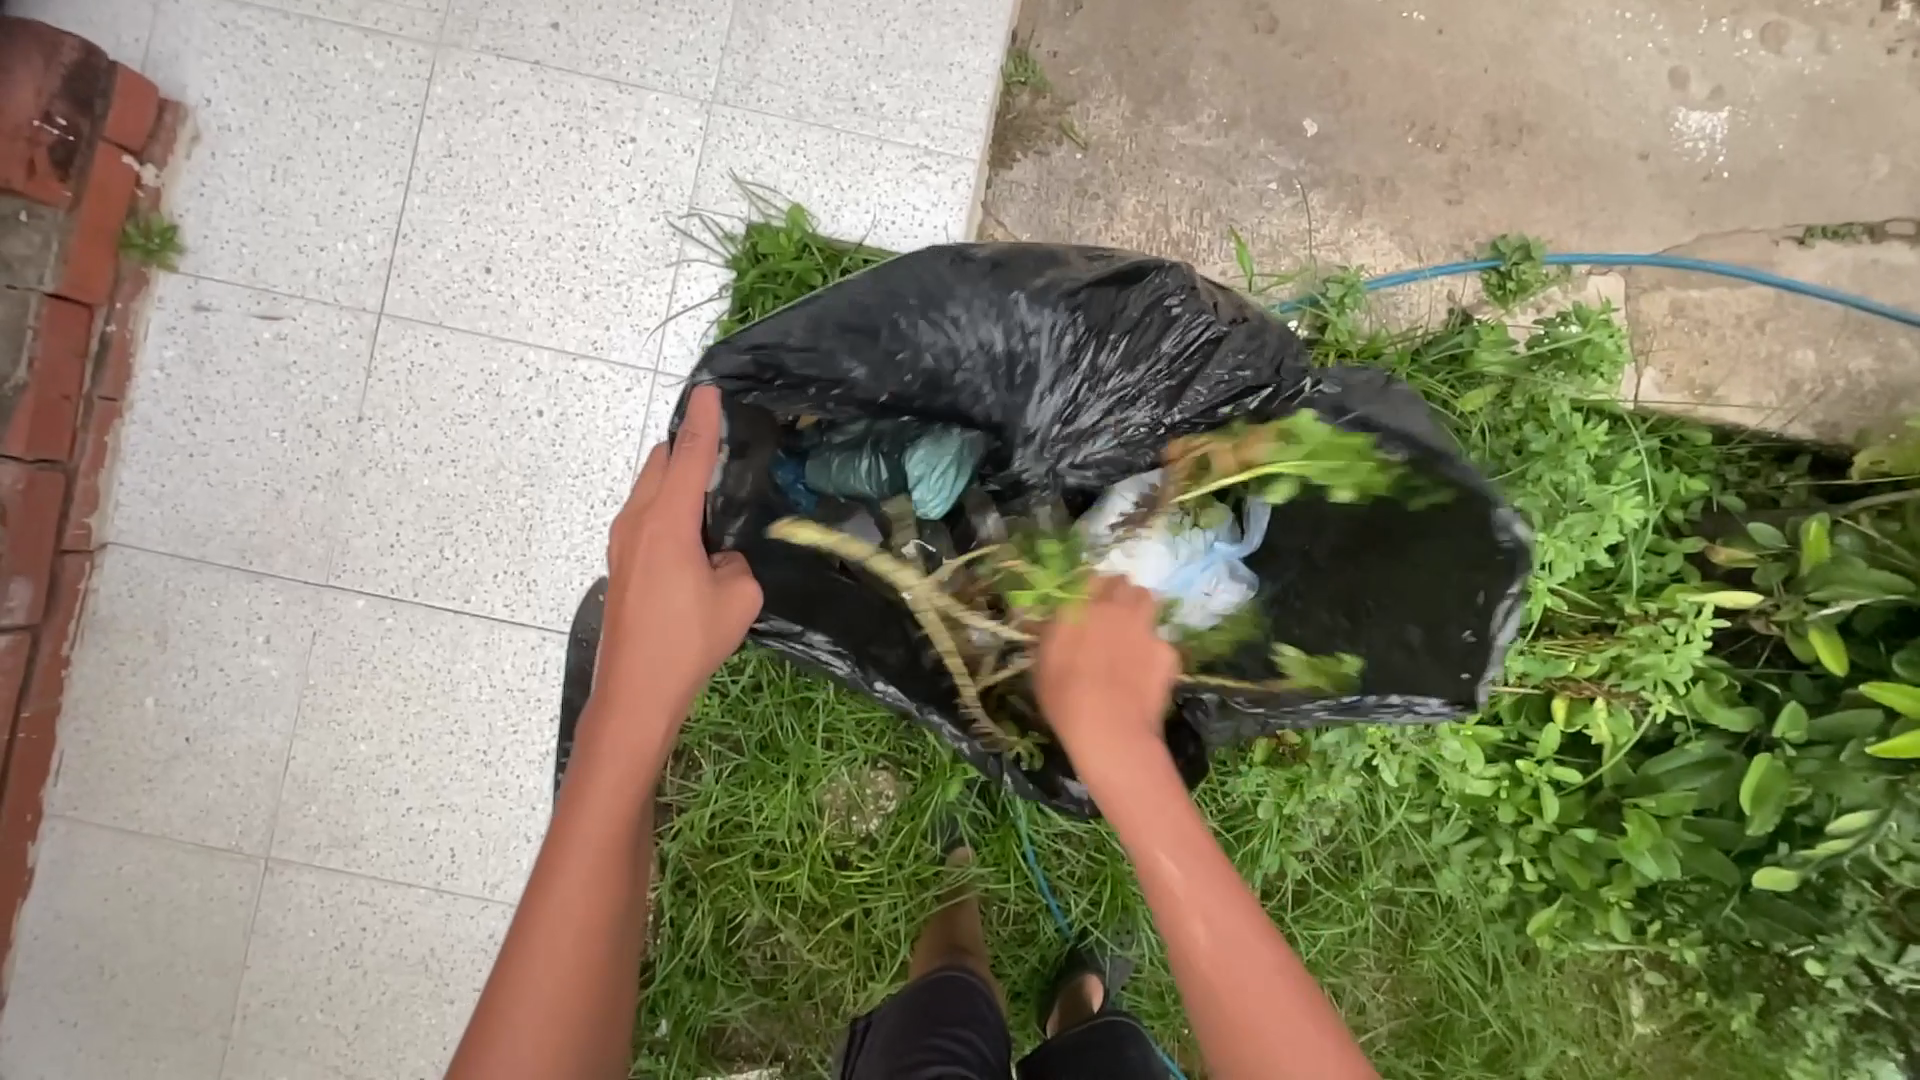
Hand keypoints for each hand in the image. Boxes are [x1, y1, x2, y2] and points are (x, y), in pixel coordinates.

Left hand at [589, 384, 761, 751]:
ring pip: (649, 487)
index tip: (710, 391)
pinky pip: (645, 513)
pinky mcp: (621, 563)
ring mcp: (622, 542)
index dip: (705, 422)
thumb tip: (718, 556)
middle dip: (689, 445)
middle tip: (723, 445)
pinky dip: (667, 504)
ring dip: (676, 477)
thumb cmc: (689, 640)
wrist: (637, 689)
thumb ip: (735, 560)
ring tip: (712, 489)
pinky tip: (692, 530)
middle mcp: (637, 521)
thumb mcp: (739, 596)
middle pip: (661, 462)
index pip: (690, 456)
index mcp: (667, 522)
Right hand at [1034, 576, 1180, 786]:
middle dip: (1121, 593)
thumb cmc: (1064, 698)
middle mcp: (1115, 610)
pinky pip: (1161, 641)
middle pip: (1126, 584)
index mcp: (1081, 609)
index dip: (1092, 589)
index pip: (1092, 579)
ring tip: (1134, 633)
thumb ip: (1050, 636)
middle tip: (1114, 613)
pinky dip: (1154, 651)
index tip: (1089, 602)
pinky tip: (1146, 672)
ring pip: (1150, 601)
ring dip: (1141, 609)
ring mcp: (1146, 629)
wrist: (1109, 729)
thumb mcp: (1041, 665)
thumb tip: (1050, 624)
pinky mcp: (1168, 652)